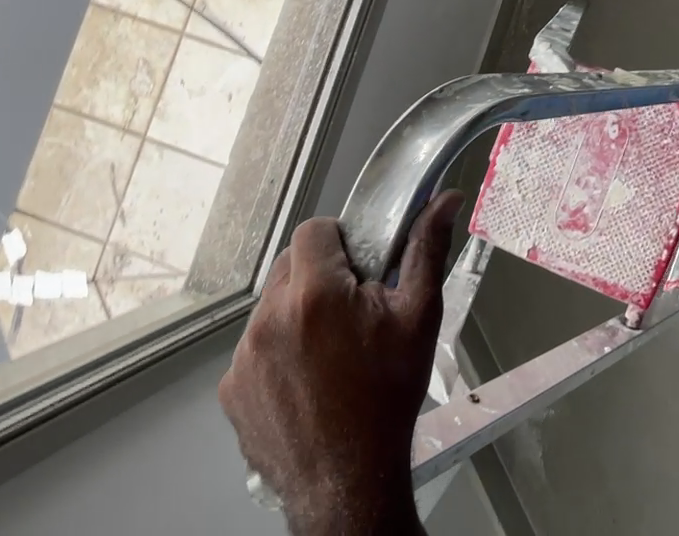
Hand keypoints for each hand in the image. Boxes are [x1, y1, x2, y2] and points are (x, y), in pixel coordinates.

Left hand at [219, 194, 462, 535]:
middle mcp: (268, 317)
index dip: (341, 239)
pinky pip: (256, 348)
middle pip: (290, 266)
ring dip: (300, 312)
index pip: (313, 230)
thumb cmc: (389, 392)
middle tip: (354, 308)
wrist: (349, 479)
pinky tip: (310, 379)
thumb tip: (446, 198)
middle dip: (321, 274)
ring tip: (333, 349)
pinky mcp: (232, 390)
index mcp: (314, 293)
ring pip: (272, 306)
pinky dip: (280, 350)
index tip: (361, 265)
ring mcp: (242, 357)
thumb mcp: (421, 315)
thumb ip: (428, 249)